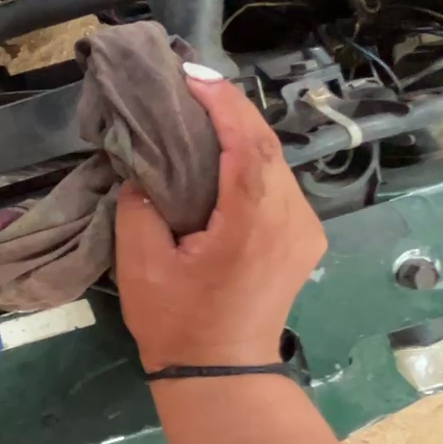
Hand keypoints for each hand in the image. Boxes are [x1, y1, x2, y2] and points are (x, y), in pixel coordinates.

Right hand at [114, 65, 326, 371]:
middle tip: (189, 81)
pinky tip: (217, 150)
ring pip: (273, 164)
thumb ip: (140, 207)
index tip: (191, 76)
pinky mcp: (296, 238)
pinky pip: (273, 184)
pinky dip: (245, 157)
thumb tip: (141, 172)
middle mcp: (292, 219)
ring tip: (197, 108)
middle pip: (267, 148)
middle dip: (230, 109)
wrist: (219, 368)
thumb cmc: (174, 317)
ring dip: (238, 131)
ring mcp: (302, 229)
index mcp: (254, 222)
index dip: (223, 105)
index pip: (248, 146)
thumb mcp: (140, 261)